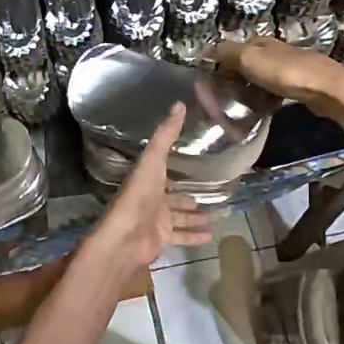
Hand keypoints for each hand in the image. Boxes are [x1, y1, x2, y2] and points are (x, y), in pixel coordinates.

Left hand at [87, 103, 213, 272]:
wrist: (125, 236)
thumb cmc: (139, 196)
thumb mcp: (153, 161)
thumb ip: (166, 136)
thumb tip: (179, 104)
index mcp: (148, 180)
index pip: (164, 172)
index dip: (178, 168)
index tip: (197, 163)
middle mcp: (151, 200)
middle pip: (175, 198)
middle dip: (190, 197)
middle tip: (212, 193)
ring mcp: (156, 221)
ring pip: (181, 218)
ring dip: (197, 217)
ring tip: (218, 214)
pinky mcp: (162, 239)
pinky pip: (182, 237)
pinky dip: (196, 236)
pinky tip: (212, 235)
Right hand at [211, 37, 343, 119]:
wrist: (328, 89)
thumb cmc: (286, 72)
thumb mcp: (250, 58)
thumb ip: (226, 53)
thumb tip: (204, 51)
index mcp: (264, 42)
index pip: (235, 47)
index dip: (221, 60)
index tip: (208, 77)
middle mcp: (278, 51)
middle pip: (250, 62)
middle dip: (235, 75)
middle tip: (220, 94)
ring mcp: (292, 68)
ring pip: (263, 77)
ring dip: (250, 88)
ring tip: (237, 105)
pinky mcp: (302, 86)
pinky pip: (275, 91)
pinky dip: (265, 98)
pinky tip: (262, 109)